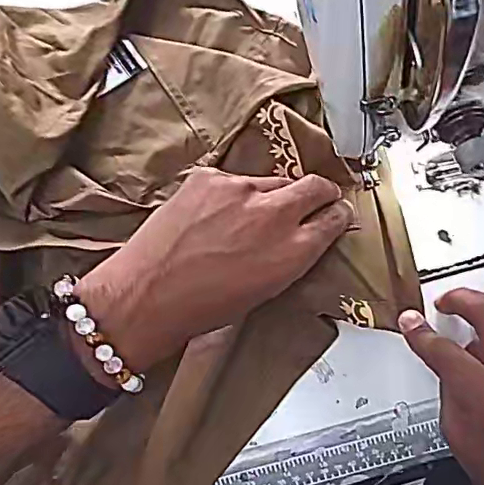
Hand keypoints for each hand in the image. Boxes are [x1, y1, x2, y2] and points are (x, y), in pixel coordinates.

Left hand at [78, 168, 354, 369]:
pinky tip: (216, 214)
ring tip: (251, 216)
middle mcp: (274, 214)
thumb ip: (291, 257)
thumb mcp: (265, 289)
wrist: (147, 294)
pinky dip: (231, 193)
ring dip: (271, 194)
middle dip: (321, 192)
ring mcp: (240, 189)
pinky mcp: (209, 177)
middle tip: (318, 197)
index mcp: (294, 251)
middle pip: (315, 186)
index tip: (335, 213)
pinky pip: (233, 179)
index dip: (336, 215)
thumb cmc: (203, 307)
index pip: (333, 218)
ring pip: (273, 180)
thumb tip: (303, 238)